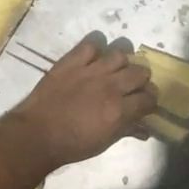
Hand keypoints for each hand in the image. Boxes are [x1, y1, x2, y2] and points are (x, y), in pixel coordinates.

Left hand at [8, 40, 156, 165]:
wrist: (38, 134)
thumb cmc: (73, 144)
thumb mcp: (104, 142)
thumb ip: (127, 131)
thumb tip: (144, 129)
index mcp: (120, 109)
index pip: (149, 97)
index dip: (150, 100)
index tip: (145, 103)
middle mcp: (110, 86)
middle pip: (140, 71)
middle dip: (140, 80)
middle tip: (131, 86)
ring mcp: (91, 70)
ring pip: (119, 53)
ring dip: (120, 62)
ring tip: (113, 70)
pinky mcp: (71, 61)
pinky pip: (90, 45)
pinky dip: (93, 50)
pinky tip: (91, 60)